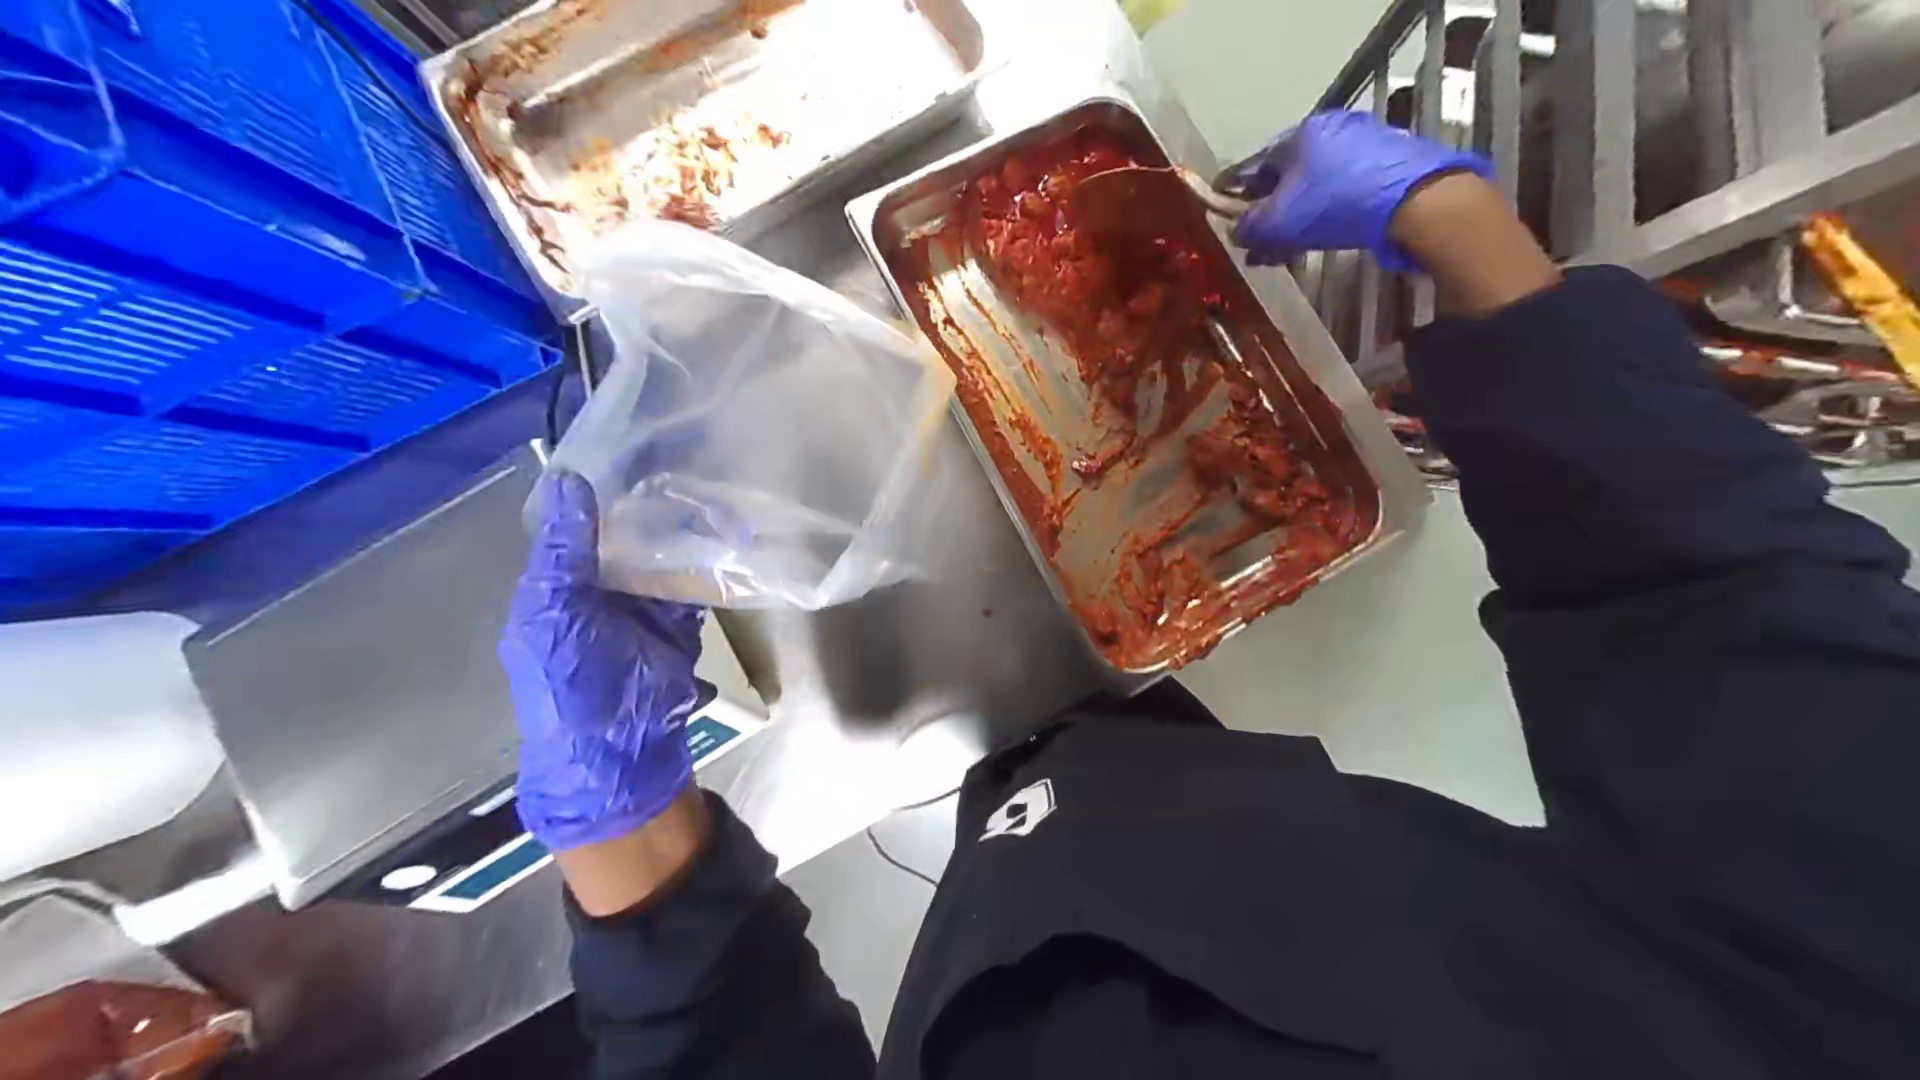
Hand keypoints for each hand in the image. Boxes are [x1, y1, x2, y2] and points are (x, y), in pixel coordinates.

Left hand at [500, 470, 704, 852]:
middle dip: (654, 504)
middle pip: (629, 533)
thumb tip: (568, 478)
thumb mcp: (552, 612)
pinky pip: (694, 582)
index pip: (580, 522)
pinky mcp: (680, 621)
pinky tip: (730, 537)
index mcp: (560, 580)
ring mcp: (643, 603)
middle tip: (687, 465)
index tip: (633, 450)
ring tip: (713, 494)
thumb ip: (564, 550)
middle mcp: (601, 585)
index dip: (603, 489)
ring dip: (687, 530)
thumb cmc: (569, 680)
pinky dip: (711, 562)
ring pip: (665, 553)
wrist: (619, 749)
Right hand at [1231, 110, 1493, 269]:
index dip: (1234, 191)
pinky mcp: (1385, 167)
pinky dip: (1318, 216)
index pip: (1254, 164)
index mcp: (1301, 133)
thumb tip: (1235, 230)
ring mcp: (1363, 146)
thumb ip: (1247, 226)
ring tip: (1278, 250)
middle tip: (1252, 240)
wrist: (1413, 203)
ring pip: (1311, 187)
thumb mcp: (1276, 222)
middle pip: (1285, 176)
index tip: (1221, 210)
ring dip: (1291, 219)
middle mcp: (1332, 130)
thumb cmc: (1332, 204)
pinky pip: (1337, 193)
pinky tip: (1310, 240)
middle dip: (1265, 211)